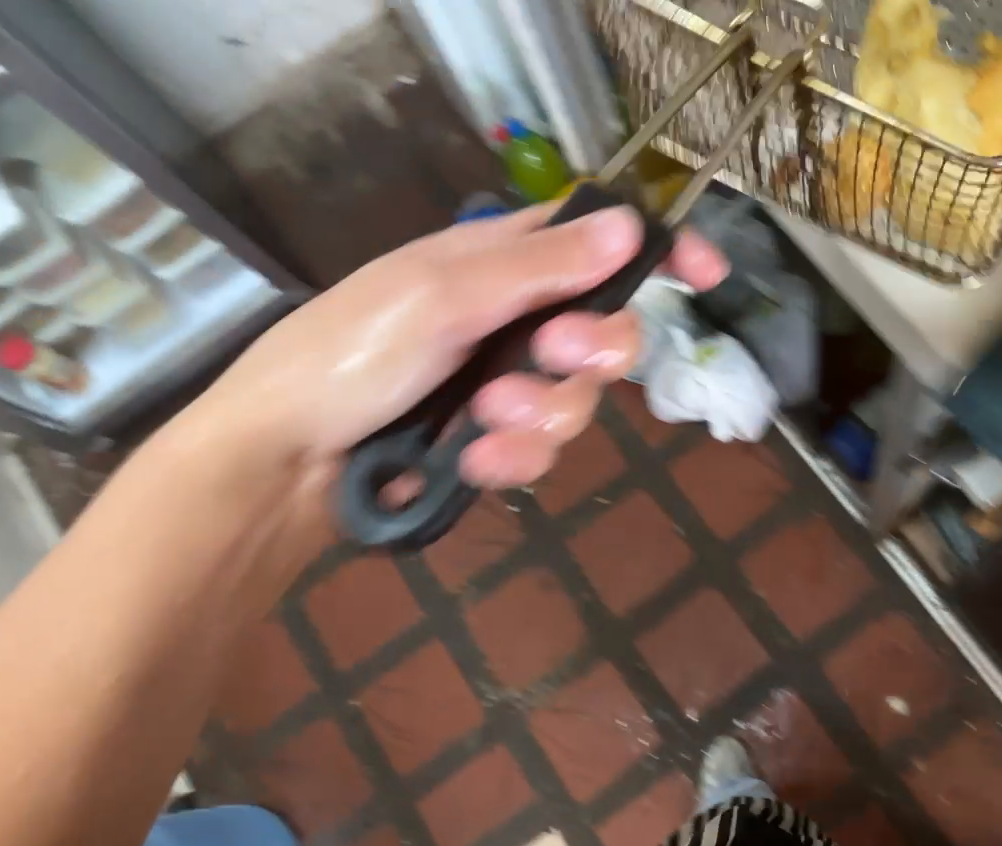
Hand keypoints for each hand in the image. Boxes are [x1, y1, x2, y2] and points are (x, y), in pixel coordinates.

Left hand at [182, 201, 726, 495]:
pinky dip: (518, 457)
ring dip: (542, 413)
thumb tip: (630, 227)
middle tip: (559, 356)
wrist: (295, 460)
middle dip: (592, 352)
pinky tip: (477, 461)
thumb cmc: (351, 354)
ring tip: (487, 420)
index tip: (706, 277)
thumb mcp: (441, 296)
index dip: (655, 253)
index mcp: (500, 261)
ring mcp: (511, 383)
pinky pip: (546, 449)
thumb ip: (539, 268)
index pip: (595, 241)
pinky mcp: (501, 441)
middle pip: (608, 331)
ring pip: (581, 401)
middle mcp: (516, 319)